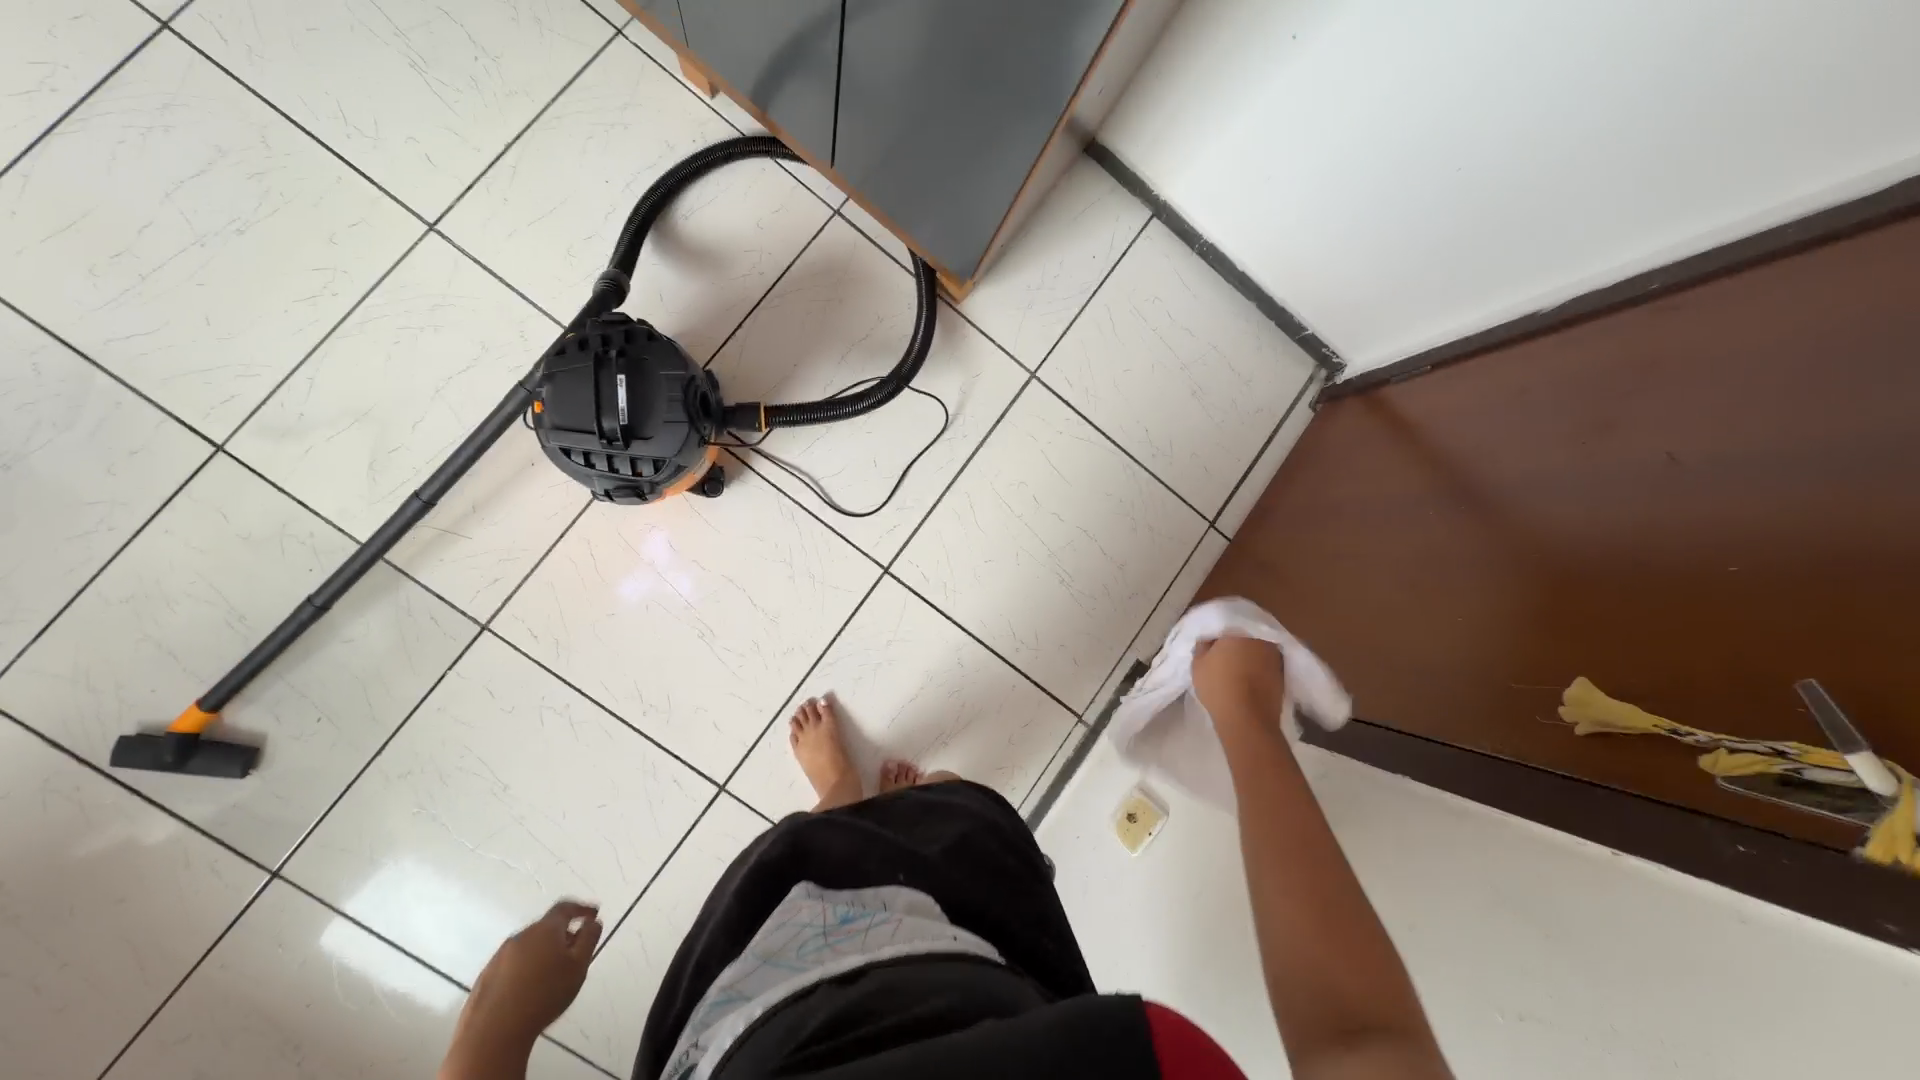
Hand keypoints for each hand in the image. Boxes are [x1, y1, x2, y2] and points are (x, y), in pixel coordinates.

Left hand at [451, 901, 602, 1057]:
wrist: (493, 1032)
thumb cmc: (545, 996)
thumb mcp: (578, 967)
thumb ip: (589, 939)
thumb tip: (592, 922)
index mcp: (545, 930)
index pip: (565, 908)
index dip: (581, 909)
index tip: (593, 914)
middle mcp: (521, 936)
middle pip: (546, 927)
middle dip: (562, 935)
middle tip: (575, 951)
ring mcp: (500, 956)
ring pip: (528, 945)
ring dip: (543, 952)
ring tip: (553, 974)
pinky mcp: (486, 976)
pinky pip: (512, 963)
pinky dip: (526, 968)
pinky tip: (529, 990)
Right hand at [1193, 635, 1286, 732]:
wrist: (1247, 719)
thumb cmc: (1218, 686)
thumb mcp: (1198, 663)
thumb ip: (1203, 645)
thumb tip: (1209, 638)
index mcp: (1240, 630)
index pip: (1225, 621)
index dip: (1215, 633)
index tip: (1208, 643)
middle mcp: (1261, 638)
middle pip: (1244, 634)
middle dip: (1234, 642)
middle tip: (1220, 654)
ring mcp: (1275, 656)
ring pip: (1256, 649)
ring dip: (1247, 655)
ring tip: (1233, 667)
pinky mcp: (1282, 674)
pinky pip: (1264, 664)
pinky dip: (1256, 668)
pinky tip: (1246, 678)